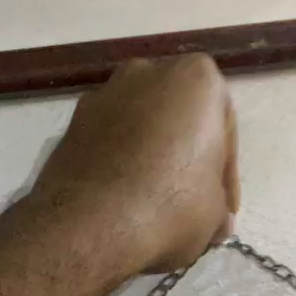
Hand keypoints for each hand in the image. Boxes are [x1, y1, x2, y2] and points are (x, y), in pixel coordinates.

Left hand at [30, 55, 238, 274]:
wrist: (90, 223)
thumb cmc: (170, 206)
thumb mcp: (215, 212)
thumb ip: (217, 204)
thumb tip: (215, 219)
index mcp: (197, 78)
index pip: (222, 132)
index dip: (225, 177)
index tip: (222, 210)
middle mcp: (147, 72)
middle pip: (178, 122)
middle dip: (185, 161)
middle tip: (191, 205)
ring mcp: (103, 95)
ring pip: (141, 131)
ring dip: (151, 162)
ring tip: (155, 208)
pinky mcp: (70, 125)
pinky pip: (108, 146)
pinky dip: (119, 168)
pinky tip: (123, 204)